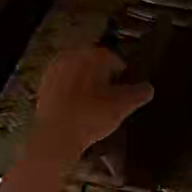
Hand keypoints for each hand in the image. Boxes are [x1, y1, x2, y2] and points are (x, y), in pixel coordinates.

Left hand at [31, 46, 153, 162]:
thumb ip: (138, 94)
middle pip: (92, 62)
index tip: (126, 82)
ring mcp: (55, 70)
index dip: (122, 70)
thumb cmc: (91, 116)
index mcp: (92, 56)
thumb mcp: (122, 106)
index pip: (112, 57)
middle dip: (102, 73)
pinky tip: (77, 105)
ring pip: (76, 71)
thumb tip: (148, 88)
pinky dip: (71, 90)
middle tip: (111, 91)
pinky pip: (63, 83)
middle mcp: (71, 56)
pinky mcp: (44, 85)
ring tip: (94, 99)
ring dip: (86, 81)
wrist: (56, 135)